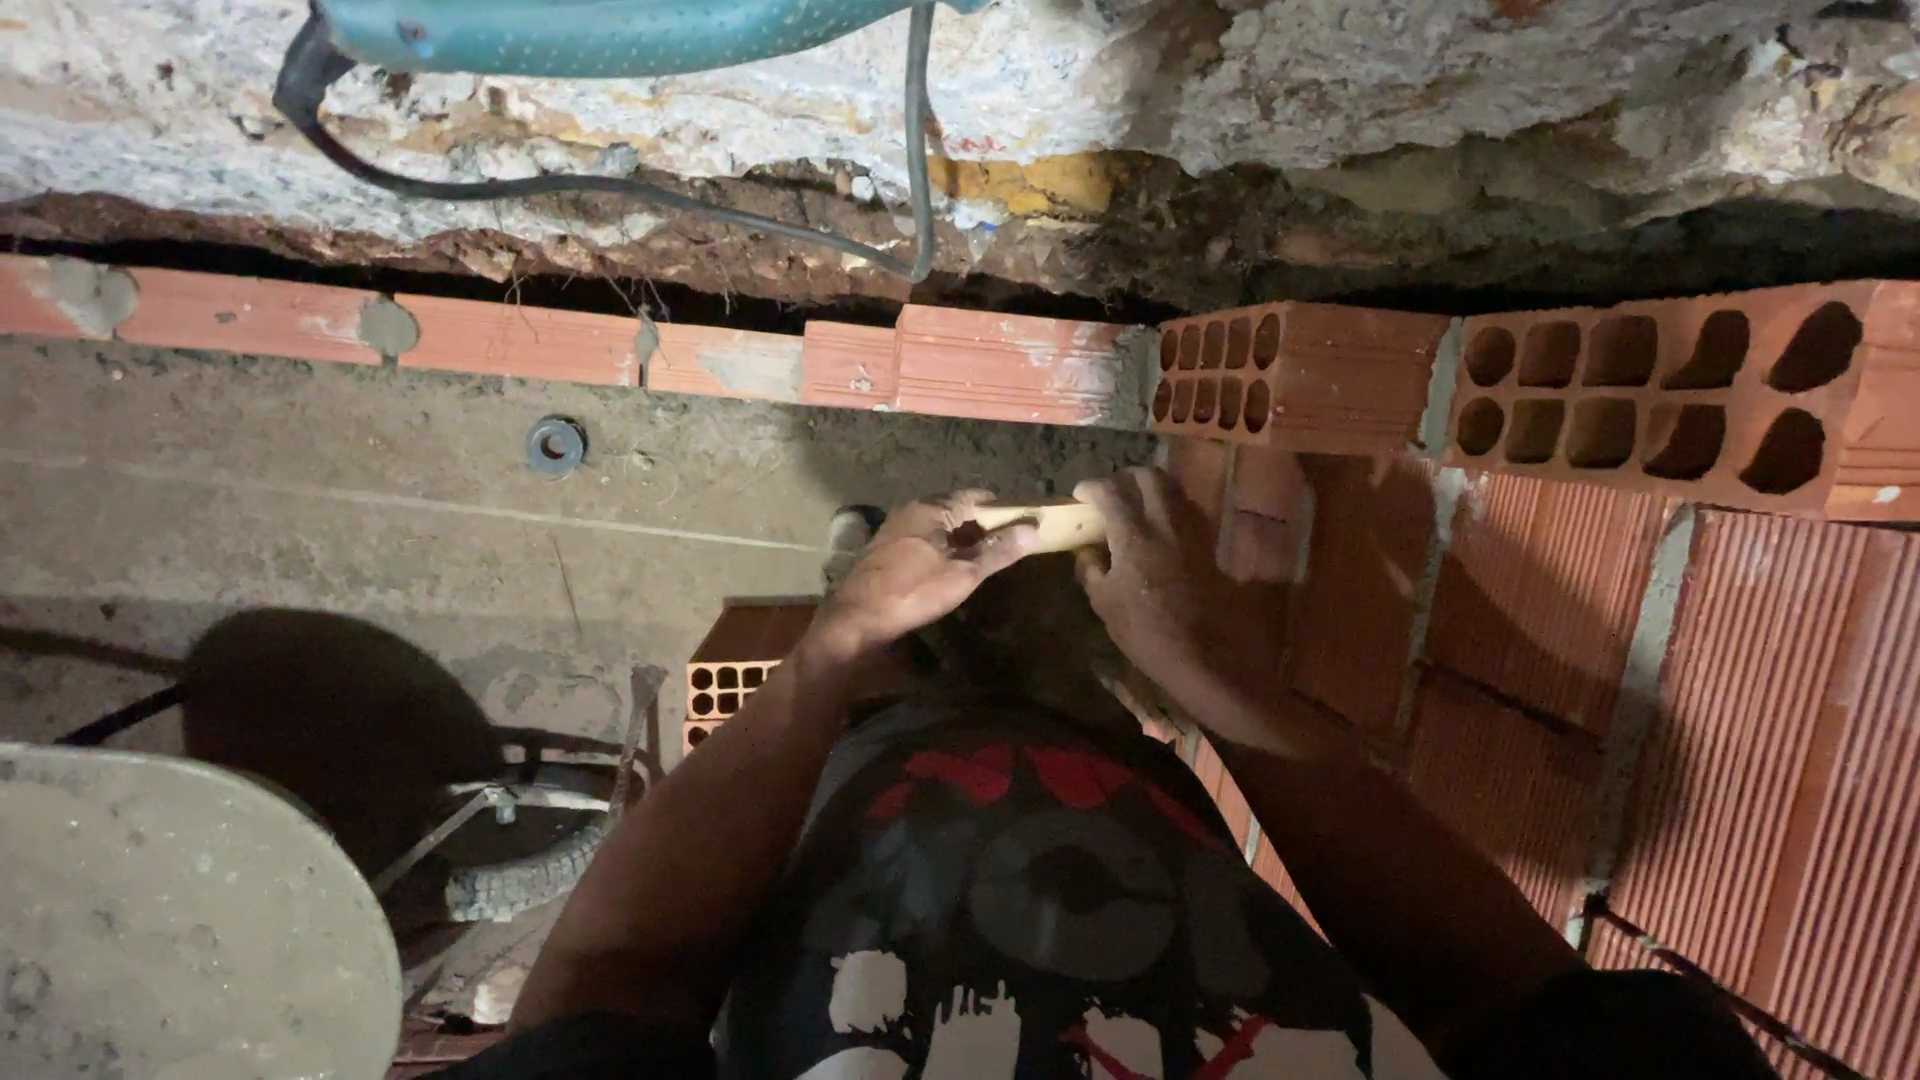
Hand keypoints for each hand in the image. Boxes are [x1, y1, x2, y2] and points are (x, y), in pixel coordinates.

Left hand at [813, 490, 1038, 655]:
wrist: (857, 619)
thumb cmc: (913, 592)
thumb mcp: (963, 574)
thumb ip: (998, 550)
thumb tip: (1034, 529)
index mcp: (931, 508)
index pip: (975, 496)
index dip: (1001, 509)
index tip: (1022, 523)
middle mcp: (910, 510)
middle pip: (956, 510)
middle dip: (982, 526)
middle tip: (1007, 545)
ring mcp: (894, 529)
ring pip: (938, 527)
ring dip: (961, 539)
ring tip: (983, 559)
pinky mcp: (885, 550)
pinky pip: (922, 540)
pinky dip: (941, 549)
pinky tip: (949, 569)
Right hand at [1073, 467, 1283, 709]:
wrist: (1206, 654)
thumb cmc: (1147, 632)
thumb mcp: (1105, 604)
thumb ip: (1091, 570)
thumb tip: (1086, 551)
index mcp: (1133, 535)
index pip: (1110, 491)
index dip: (1091, 487)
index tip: (1080, 494)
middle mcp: (1165, 523)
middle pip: (1149, 477)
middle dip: (1126, 477)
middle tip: (1112, 492)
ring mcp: (1192, 531)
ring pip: (1173, 489)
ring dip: (1152, 488)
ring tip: (1137, 505)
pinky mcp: (1209, 545)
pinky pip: (1189, 510)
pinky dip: (1172, 507)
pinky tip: (1162, 527)